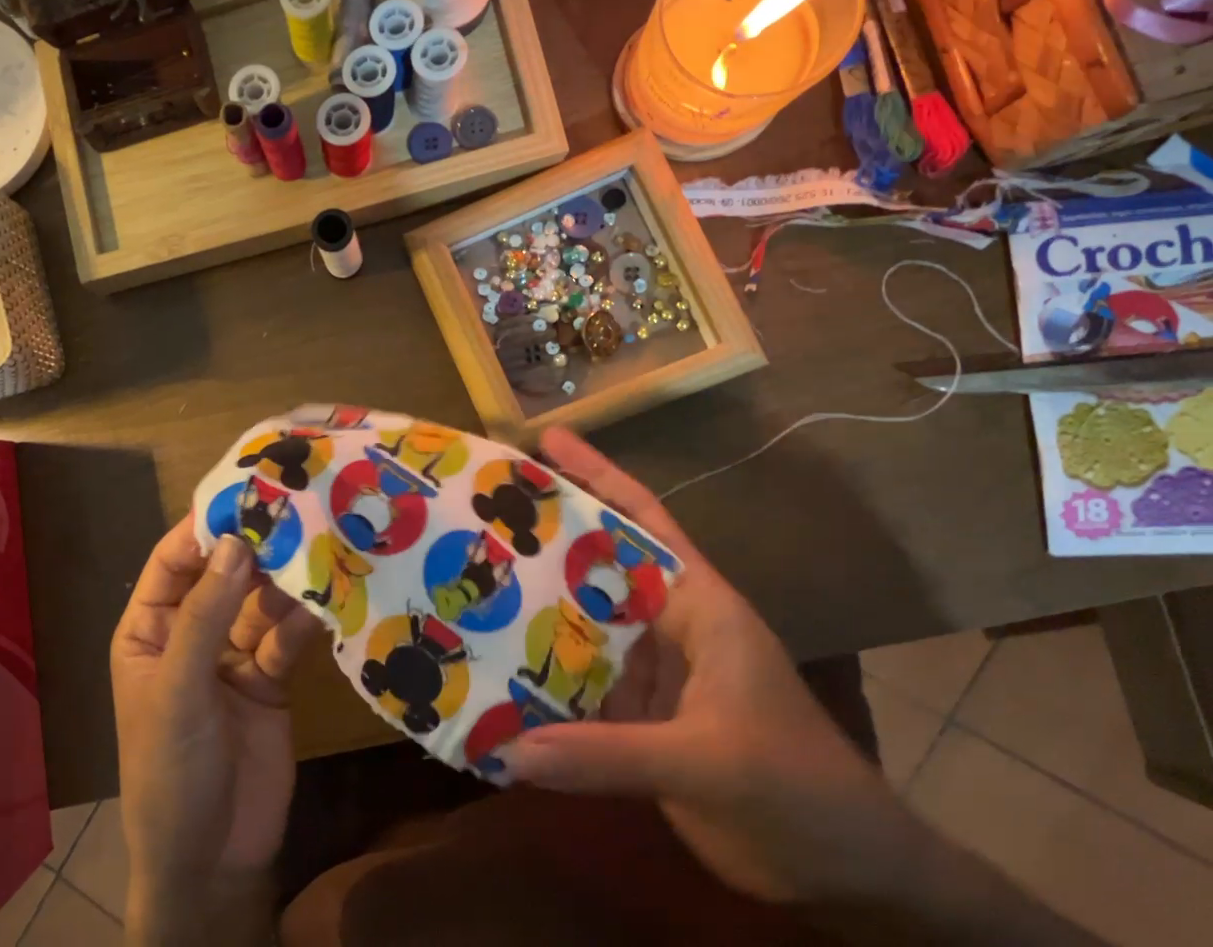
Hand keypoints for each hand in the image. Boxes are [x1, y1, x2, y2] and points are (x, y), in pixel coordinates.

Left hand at [111, 516, 321, 938]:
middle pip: (222, 578)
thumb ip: (207, 615)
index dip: (205, 529)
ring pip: (259, 605)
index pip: (173, 563)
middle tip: (297, 510)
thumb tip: (236, 542)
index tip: (246, 492)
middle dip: (254, 549)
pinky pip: (286, 640)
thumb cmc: (171, 769)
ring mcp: (231, 659)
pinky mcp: (270, 683)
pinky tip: (329, 598)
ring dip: (285, 581)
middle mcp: (189, 635)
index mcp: (148, 631)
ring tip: (322, 545)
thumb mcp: (179, 689)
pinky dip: (305, 620)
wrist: (210, 858)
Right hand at [505, 429, 933, 903]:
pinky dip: (537, 679)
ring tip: (463, 589)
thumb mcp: (708, 763)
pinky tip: (489, 675)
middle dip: (542, 544)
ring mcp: (653, 674)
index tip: (544, 440)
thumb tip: (506, 750)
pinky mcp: (639, 718)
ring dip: (531, 613)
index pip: (644, 526)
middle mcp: (671, 629)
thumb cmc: (798, 789)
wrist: (845, 868)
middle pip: (597, 570)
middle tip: (473, 518)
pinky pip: (577, 685)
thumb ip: (608, 755)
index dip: (599, 477)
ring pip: (581, 628)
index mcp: (701, 608)